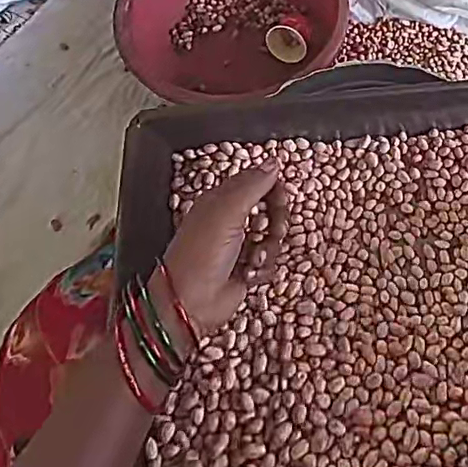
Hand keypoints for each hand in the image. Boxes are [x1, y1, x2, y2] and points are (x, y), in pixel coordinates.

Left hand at [160, 167, 287, 336]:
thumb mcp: (226, 212)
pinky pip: (271, 261)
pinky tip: (248, 275)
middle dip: (275, 221)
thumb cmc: (201, 255)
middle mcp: (231, 220)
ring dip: (268, 249)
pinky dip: (263, 268)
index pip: (256, 181)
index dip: (272, 189)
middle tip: (271, 230)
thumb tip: (273, 162)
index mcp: (221, 200)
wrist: (189, 304)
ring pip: (273, 237)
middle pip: (270, 209)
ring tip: (252, 259)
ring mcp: (240, 245)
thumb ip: (252, 186)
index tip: (279, 199)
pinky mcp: (248, 269)